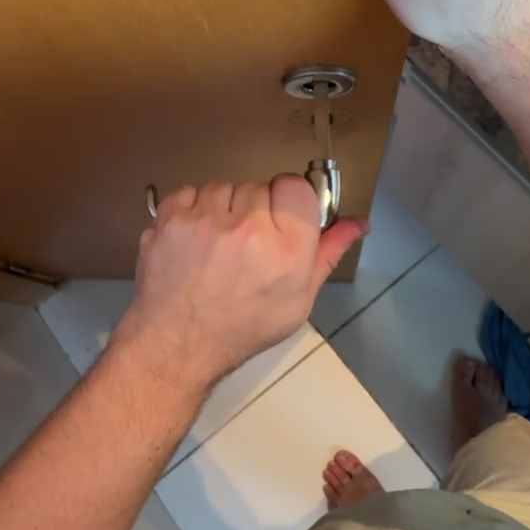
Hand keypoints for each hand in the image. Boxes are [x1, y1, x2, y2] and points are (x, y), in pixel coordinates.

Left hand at [111, 175, 366, 392]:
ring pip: (223, 186)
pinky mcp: (170, 218)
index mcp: (287, 250)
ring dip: (222, 208)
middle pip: (259, 185)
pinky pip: (189, 191)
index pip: (296, 186)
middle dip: (255, 208)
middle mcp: (247, 228)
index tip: (280, 219)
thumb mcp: (298, 300)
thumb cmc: (243, 326)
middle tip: (246, 243)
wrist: (177, 344)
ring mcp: (204, 221)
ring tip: (217, 243)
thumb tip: (359, 222)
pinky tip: (193, 239)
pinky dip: (191, 210)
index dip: (289, 199)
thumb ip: (328, 253)